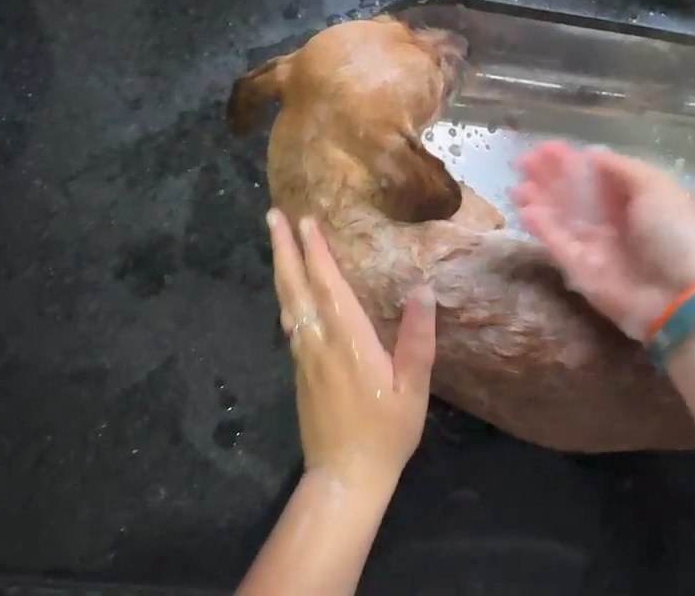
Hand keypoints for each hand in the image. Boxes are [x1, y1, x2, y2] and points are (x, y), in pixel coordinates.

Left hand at [268, 209, 434, 493]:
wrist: (345, 478)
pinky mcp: (300, 371)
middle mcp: (319, 342)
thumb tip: (422, 291)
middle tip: (272, 216)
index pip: (328, 285)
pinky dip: (287, 293)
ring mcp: (304, 357)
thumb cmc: (386, 432)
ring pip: (287, 303)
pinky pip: (290, 321)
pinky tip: (289, 289)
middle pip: (295, 287)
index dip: (316, 251)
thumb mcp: (413, 388)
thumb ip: (417, 339)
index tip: (306, 220)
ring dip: (281, 267)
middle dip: (284, 249)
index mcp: (348, 341)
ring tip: (277, 240)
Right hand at [510, 141, 694, 339]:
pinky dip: (543, 228)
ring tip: (517, 185)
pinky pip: (559, 245)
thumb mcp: (656, 187)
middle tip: (524, 161)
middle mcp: (615, 222)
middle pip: (575, 195)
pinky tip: (526, 210)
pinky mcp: (582, 273)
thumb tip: (592, 154)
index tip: (547, 148)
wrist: (683, 296)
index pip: (597, 176)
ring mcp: (597, 248)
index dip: (572, 161)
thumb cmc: (674, 233)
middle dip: (550, 177)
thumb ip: (621, 168)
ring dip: (540, 200)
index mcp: (637, 200)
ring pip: (562, 219)